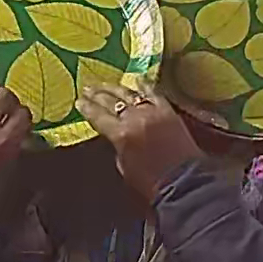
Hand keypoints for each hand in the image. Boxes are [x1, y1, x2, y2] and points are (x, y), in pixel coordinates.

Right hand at [76, 84, 203, 199]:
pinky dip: (144, 86)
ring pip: (130, 94)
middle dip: (97, 94)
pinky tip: (137, 79)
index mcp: (120, 134)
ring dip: (115, 88)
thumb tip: (116, 135)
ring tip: (105, 84)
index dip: (87, 108)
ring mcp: (152, 112)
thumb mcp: (124, 166)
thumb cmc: (150, 182)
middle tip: (87, 88)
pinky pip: (153, 93)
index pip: (98, 116)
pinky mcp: (168, 110)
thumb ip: (117, 146)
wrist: (184, 181)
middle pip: (111, 102)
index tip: (79, 101)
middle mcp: (134, 118)